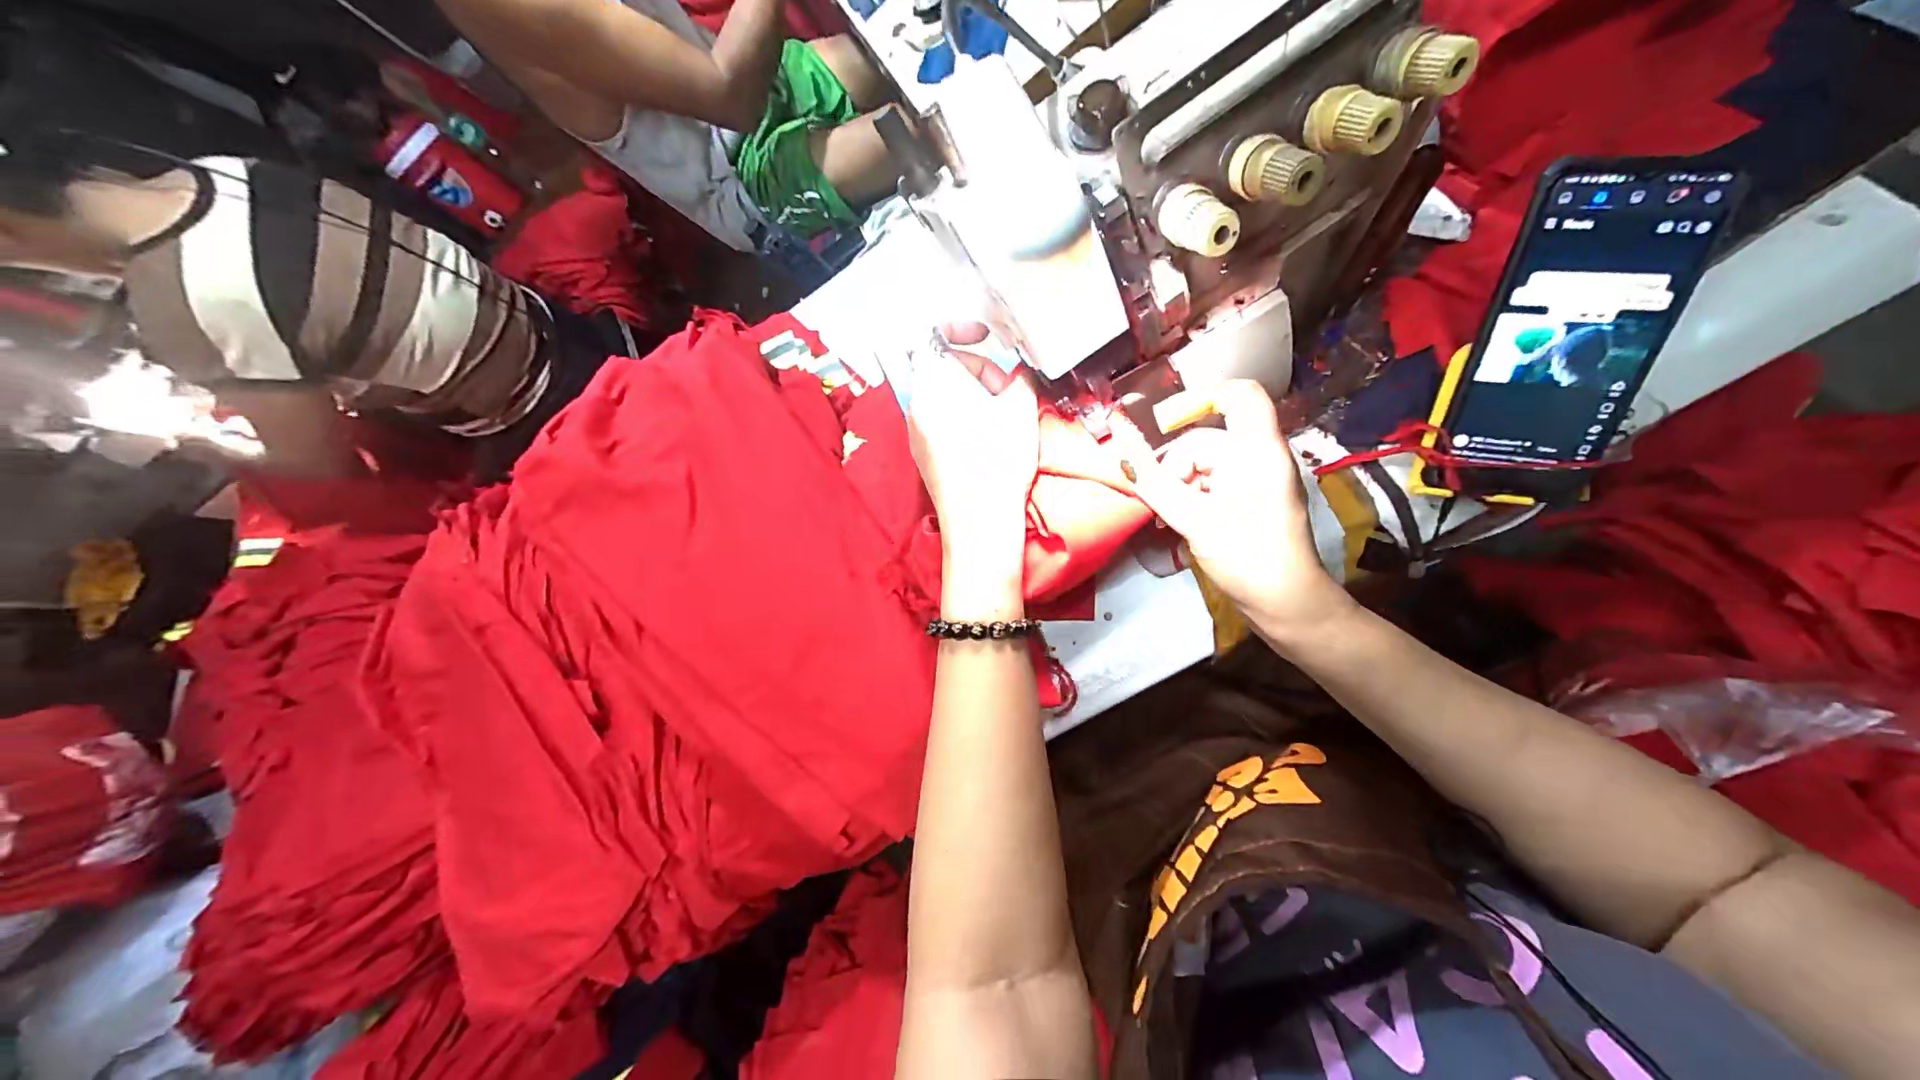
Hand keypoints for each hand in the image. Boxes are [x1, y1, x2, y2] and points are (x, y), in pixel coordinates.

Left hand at [904, 323, 1038, 573]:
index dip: (961, 327)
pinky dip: (966, 418)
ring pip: (946, 396)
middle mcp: (917, 404)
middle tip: (1008, 390)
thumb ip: (1020, 377)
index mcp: (934, 383)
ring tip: (1004, 418)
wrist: (980, 521)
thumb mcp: (1021, 408)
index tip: (983, 334)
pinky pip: (943, 421)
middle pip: (944, 367)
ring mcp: (917, 431)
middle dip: (979, 371)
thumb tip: (1019, 373)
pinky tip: (991, 438)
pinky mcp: (924, 454)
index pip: (933, 334)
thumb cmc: (997, 465)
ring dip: (975, 396)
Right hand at [1110, 380, 1353, 641]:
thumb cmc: (1245, 555)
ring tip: (1165, 517)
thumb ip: (1154, 481)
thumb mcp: (1192, 518)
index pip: (1239, 394)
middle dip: (1176, 463)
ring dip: (1179, 484)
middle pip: (1209, 438)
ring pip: (1208, 464)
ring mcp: (1260, 480)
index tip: (1164, 424)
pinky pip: (1216, 483)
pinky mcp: (1254, 501)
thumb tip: (1121, 447)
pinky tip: (1176, 521)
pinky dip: (1193, 496)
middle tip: (1158, 496)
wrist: (1286, 602)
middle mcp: (1262, 456)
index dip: (1199, 399)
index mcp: (1257, 449)